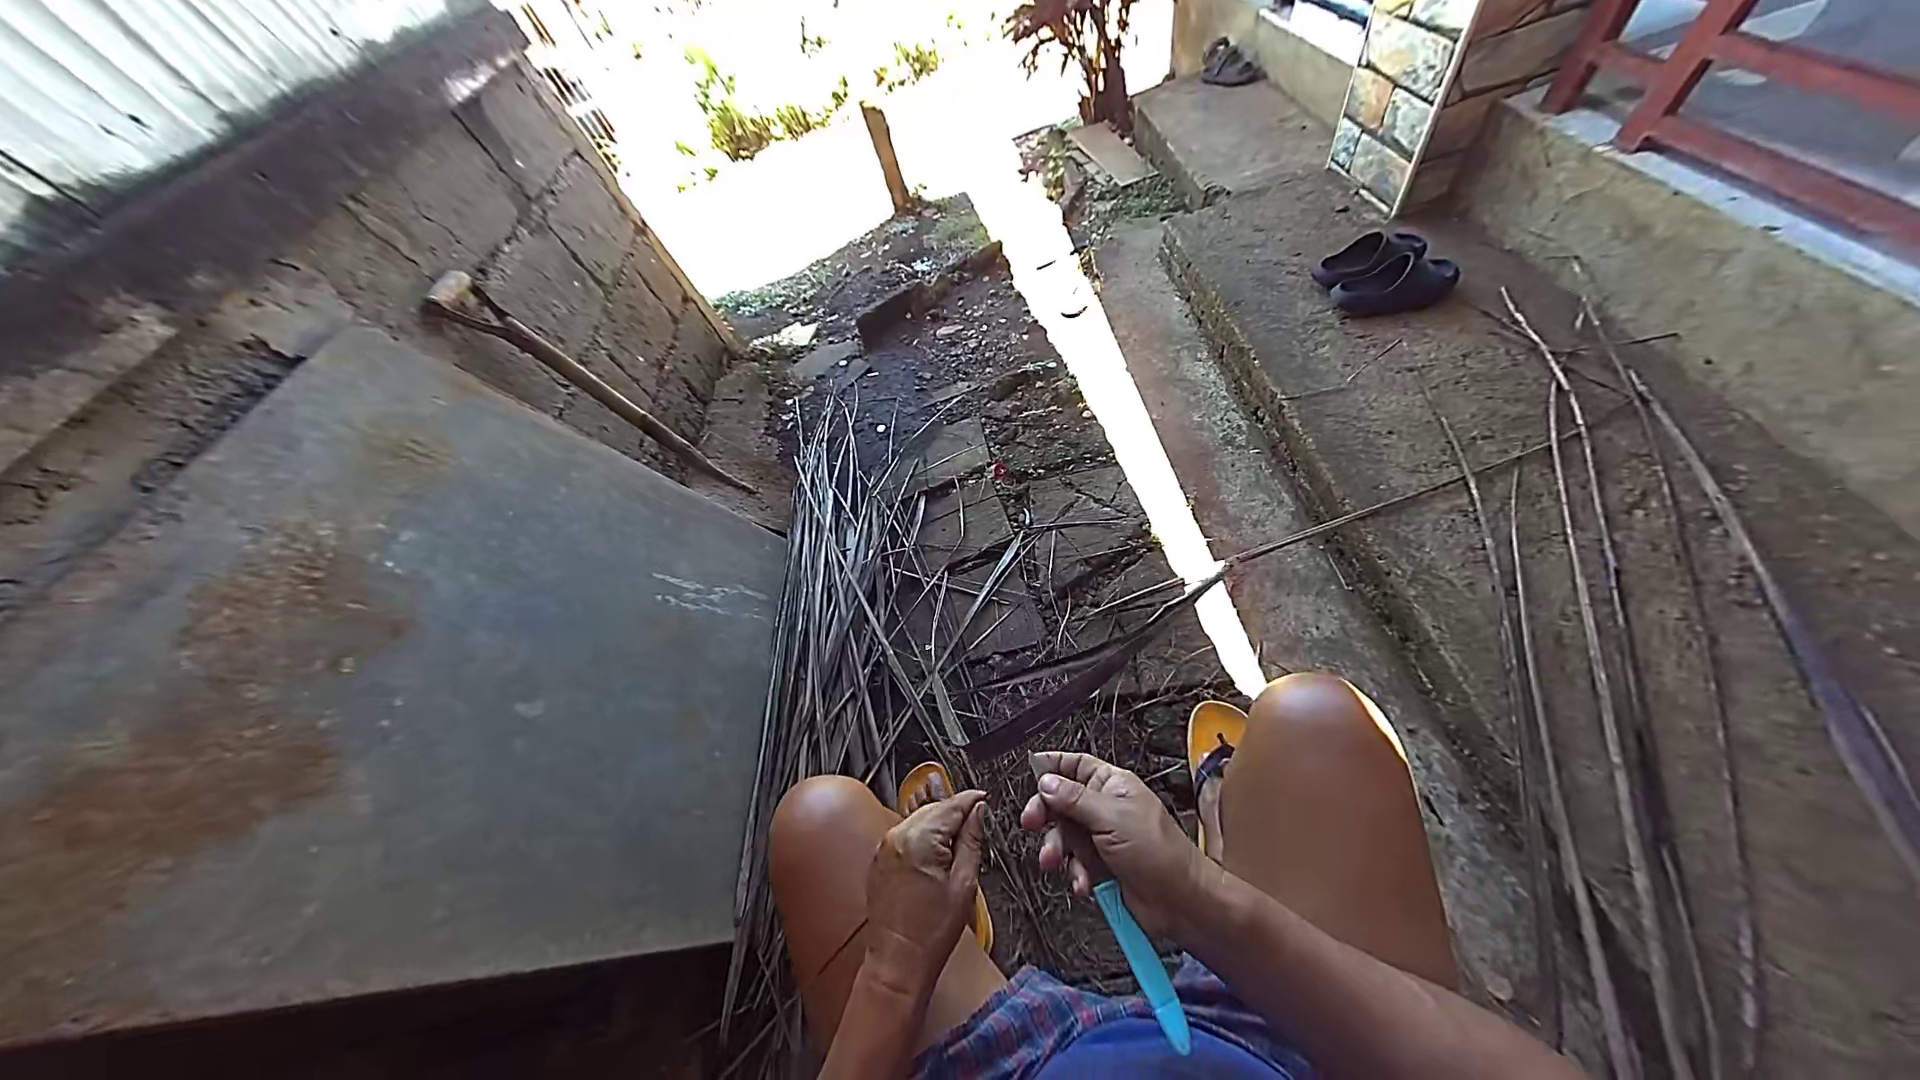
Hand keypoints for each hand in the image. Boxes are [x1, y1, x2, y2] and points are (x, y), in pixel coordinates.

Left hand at [865, 784, 986, 993]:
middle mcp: (898, 836)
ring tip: (955, 853)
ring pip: (921, 819)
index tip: (984, 798)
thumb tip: (978, 811)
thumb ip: (972, 840)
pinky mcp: (880, 857)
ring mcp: (885, 846)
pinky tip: (935, 861)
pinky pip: (907, 835)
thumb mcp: (965, 883)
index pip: (952, 804)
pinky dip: (923, 838)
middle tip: (976, 829)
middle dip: (956, 814)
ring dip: (939, 826)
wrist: (898, 962)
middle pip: (935, 808)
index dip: (972, 800)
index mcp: (920, 839)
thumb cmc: (931, 933)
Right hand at [1019, 751, 1215, 938]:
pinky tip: (1083, 881)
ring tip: (1055, 861)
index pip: (1075, 765)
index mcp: (1111, 785)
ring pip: (1063, 835)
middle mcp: (1104, 807)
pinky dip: (1074, 872)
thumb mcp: (1111, 817)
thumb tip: (1046, 781)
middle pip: (1060, 801)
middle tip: (1031, 822)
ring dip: (1056, 849)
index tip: (1032, 773)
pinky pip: (1073, 862)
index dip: (1052, 767)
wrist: (1180, 902)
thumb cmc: (1158, 852)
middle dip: (1044, 814)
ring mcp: (1101, 837)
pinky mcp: (1100, 865)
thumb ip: (1074, 798)